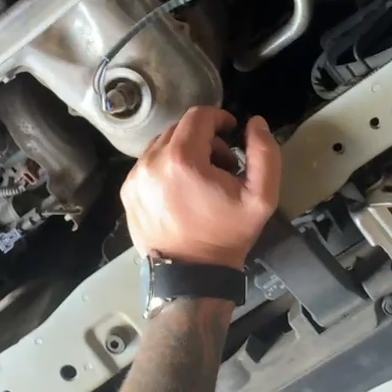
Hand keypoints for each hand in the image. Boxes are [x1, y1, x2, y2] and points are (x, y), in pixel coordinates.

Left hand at [121, 107, 280, 267]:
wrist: (192, 277)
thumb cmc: (227, 236)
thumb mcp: (261, 197)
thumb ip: (264, 153)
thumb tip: (255, 123)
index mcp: (182, 158)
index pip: (198, 115)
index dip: (219, 118)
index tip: (231, 133)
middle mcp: (151, 161)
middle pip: (180, 128)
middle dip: (204, 138)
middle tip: (221, 164)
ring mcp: (135, 177)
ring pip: (162, 145)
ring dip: (184, 152)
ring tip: (201, 179)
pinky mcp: (127, 192)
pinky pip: (149, 164)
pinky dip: (166, 168)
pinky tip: (180, 191)